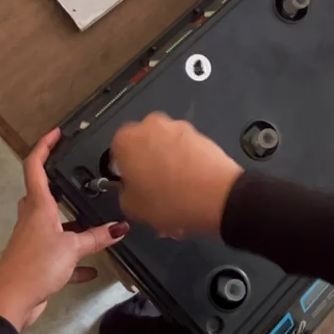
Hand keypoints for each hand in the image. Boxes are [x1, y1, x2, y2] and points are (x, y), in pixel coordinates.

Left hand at [0, 129, 126, 330]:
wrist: (11, 302)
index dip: (44, 146)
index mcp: (38, 207)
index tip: (56, 133)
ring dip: (73, 226)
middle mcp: (32, 219)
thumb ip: (97, 238)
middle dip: (60, 186)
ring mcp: (33, 241)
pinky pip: (59, 255)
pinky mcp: (36, 263)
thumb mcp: (72, 248)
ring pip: (54, 225)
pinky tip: (92, 269)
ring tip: (97, 225)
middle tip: (81, 180)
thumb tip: (120, 228)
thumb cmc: (36, 265)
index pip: (35, 166)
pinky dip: (75, 260)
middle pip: (43, 194)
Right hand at [110, 113, 242, 238]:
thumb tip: (129, 190)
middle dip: (148, 169)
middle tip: (153, 194)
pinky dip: (186, 167)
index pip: (116, 153)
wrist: (217, 196)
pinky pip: (185, 152)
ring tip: (176, 198)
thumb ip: (124, 194)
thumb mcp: (132, 208)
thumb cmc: (171, 200)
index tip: (132, 186)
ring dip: (168, 170)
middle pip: (143, 148)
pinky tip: (191, 190)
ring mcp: (178, 128)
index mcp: (126, 139)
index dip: (125, 173)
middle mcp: (150, 126)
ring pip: (166, 151)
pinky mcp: (200, 135)